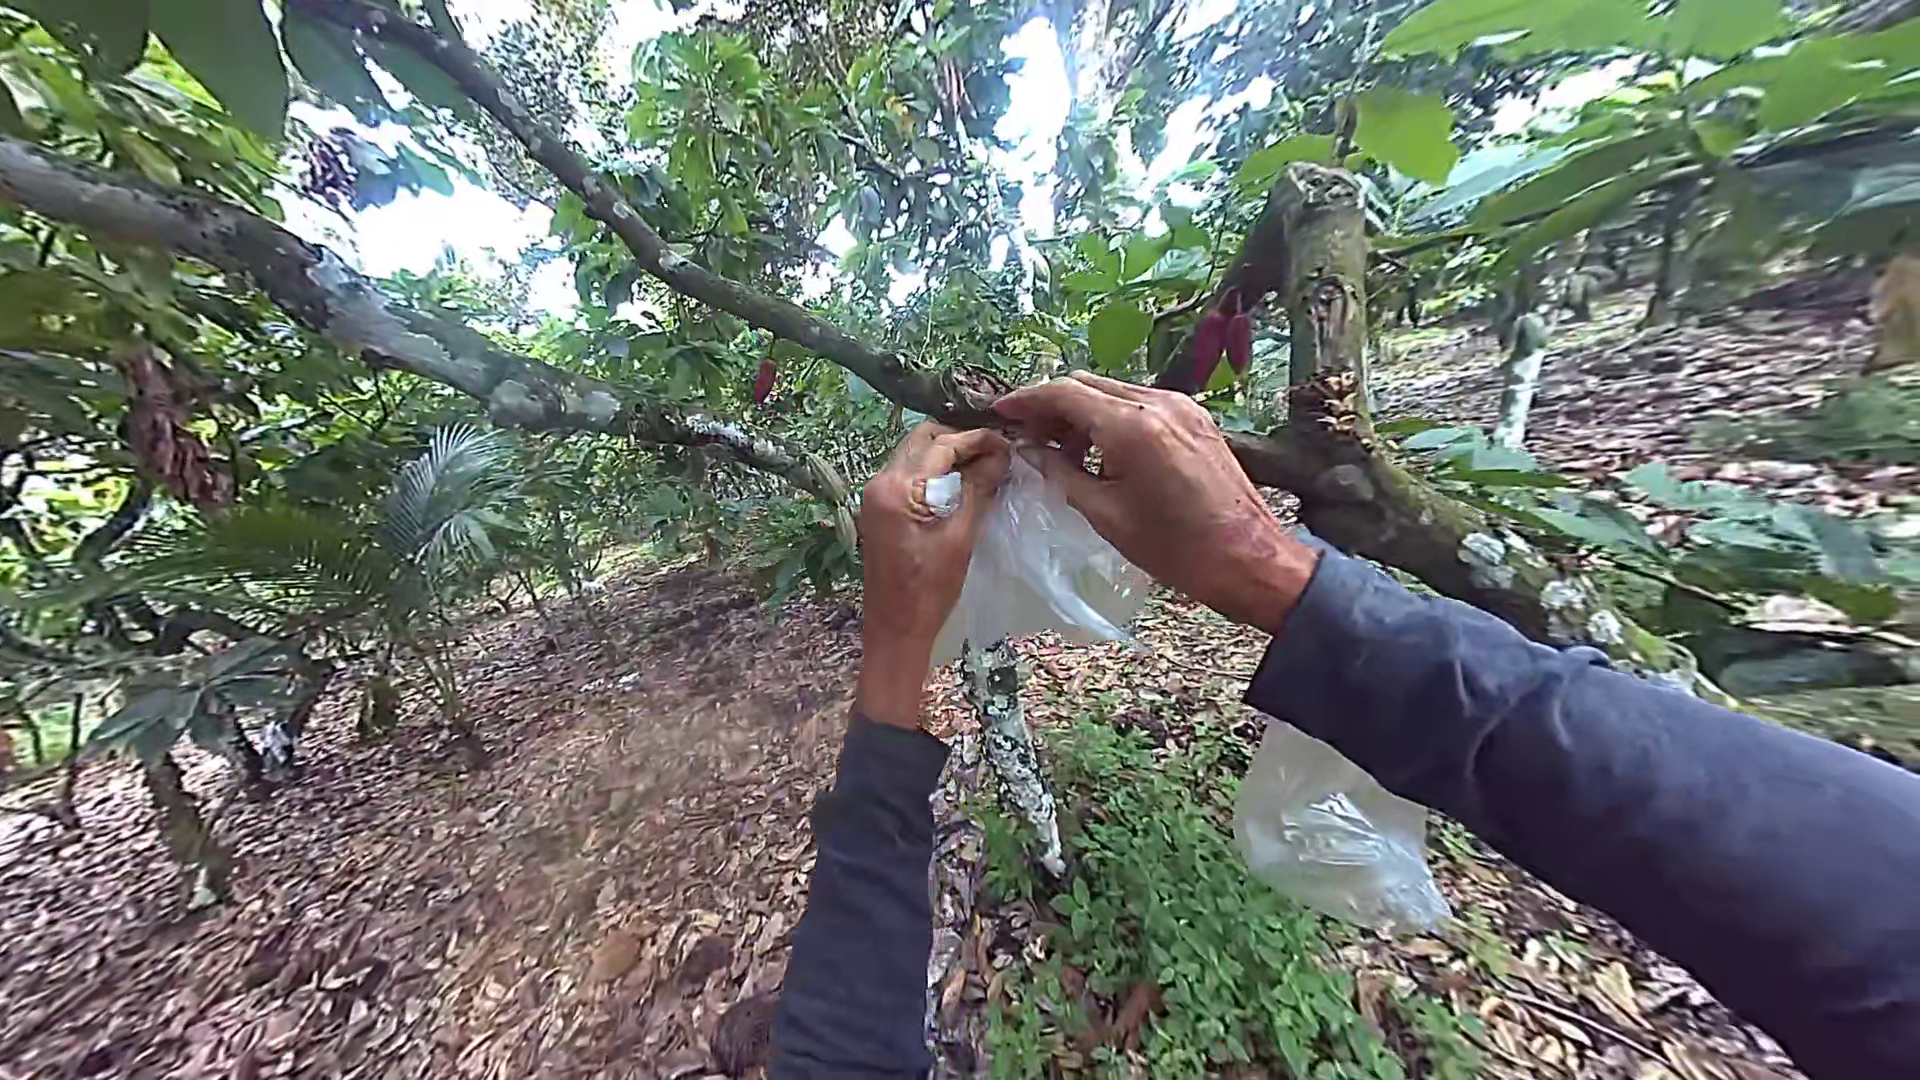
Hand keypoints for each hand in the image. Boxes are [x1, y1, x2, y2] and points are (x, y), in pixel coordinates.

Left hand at [856, 422, 1011, 726]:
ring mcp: (875, 495)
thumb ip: (978, 489)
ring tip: (982, 466)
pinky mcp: (878, 509)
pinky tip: (959, 484)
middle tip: (995, 452)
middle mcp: (879, 482)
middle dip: (959, 440)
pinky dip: (934, 472)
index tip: (1007, 443)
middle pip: (922, 440)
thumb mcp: (961, 537)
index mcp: (897, 488)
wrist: (896, 630)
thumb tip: (1002, 455)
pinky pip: (908, 474)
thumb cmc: (931, 590)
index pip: (941, 444)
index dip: (977, 439)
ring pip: (914, 454)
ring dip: (946, 454)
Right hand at [992, 372, 1316, 633]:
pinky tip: (1098, 447)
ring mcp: (1181, 406)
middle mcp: (1158, 403)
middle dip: (1051, 403)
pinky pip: (1138, 403)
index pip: (1065, 393)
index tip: (1002, 411)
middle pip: (1088, 384)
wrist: (1248, 558)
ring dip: (1080, 409)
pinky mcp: (1195, 417)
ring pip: (1113, 391)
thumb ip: (1061, 473)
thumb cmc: (1172, 548)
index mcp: (1132, 427)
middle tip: (1026, 432)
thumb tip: (1029, 450)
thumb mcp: (1105, 514)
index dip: (1027, 399)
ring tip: (1059, 446)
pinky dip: (1109, 416)